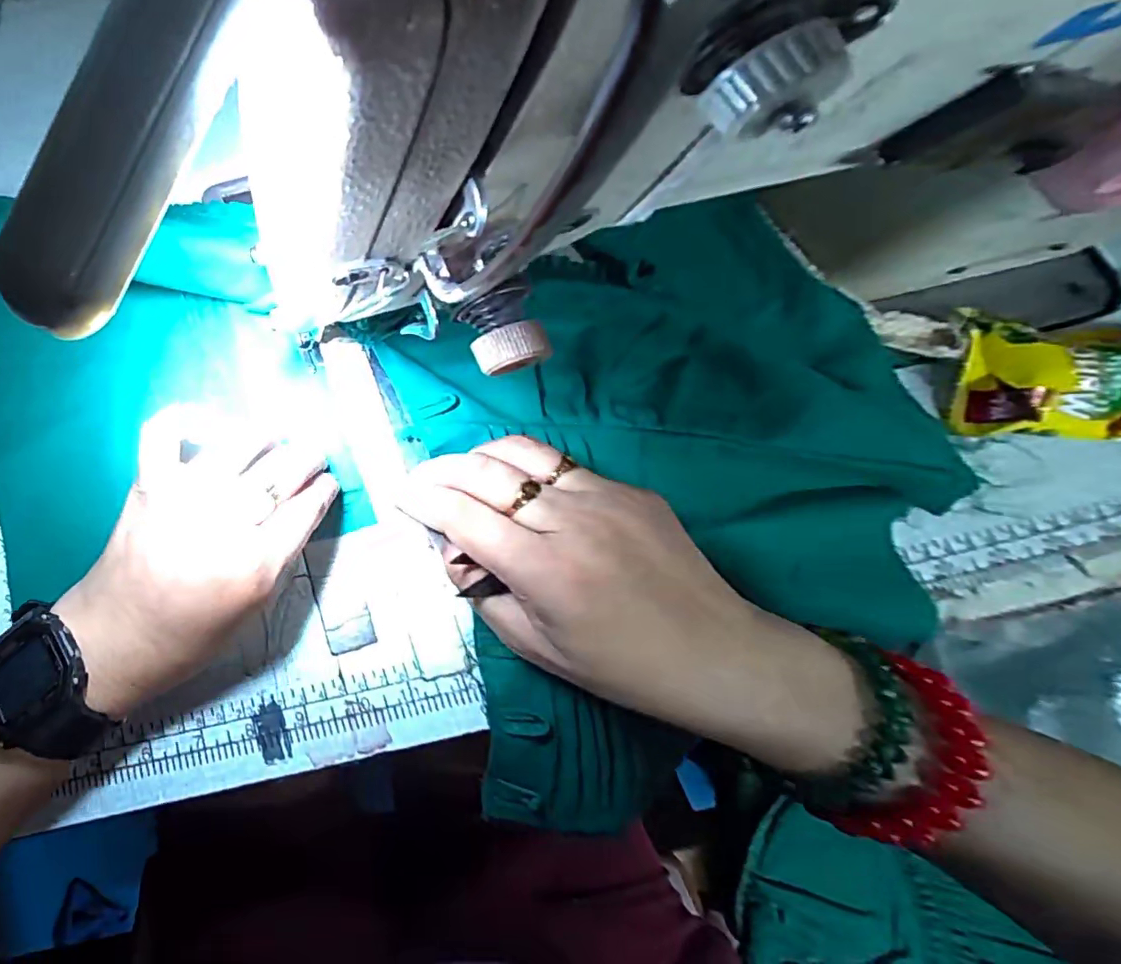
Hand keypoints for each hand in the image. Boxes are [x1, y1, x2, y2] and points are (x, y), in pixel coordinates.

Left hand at [56, 404, 339, 717]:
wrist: (118, 637)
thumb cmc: (192, 634)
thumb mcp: (254, 607)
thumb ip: (282, 554)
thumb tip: (304, 504)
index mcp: (255, 564)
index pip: (305, 508)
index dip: (323, 489)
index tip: (328, 481)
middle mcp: (225, 523)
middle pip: (282, 472)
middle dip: (307, 459)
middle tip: (314, 456)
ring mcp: (184, 495)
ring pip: (242, 444)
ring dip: (267, 436)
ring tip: (274, 439)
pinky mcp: (150, 483)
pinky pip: (168, 431)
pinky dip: (188, 416)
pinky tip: (210, 422)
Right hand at [396, 435, 866, 773]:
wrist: (718, 654)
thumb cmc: (621, 668)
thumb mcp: (538, 649)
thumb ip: (487, 596)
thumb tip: (459, 555)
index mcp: (543, 570)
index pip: (462, 516)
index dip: (423, 501)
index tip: (401, 495)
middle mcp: (568, 520)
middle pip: (484, 474)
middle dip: (441, 471)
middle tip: (421, 478)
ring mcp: (603, 495)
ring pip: (522, 452)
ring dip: (480, 456)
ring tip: (463, 470)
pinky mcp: (629, 488)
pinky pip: (562, 464)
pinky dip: (526, 468)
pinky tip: (520, 484)